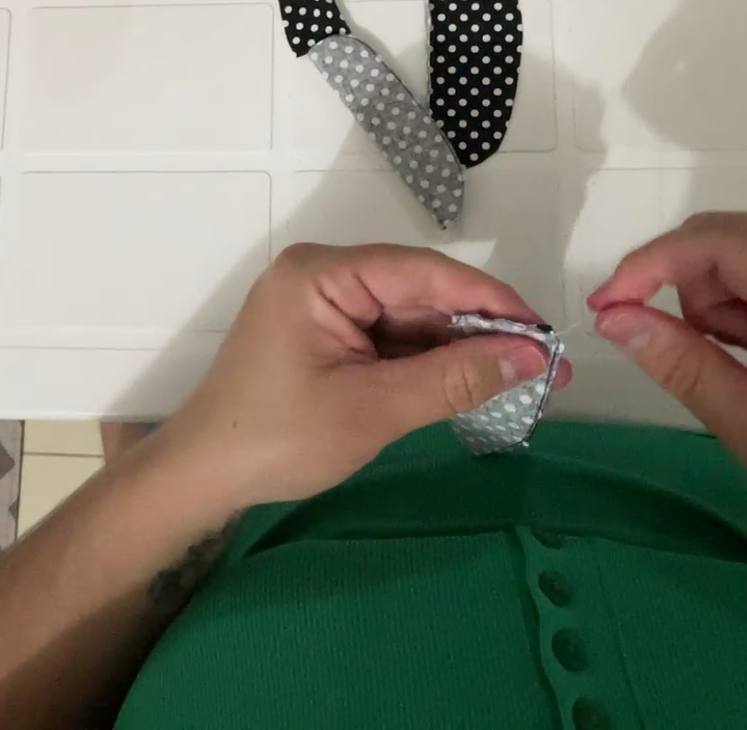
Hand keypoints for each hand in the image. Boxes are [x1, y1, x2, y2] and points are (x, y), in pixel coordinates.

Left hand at [155, 243, 567, 507]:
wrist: (205, 476)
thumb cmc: (279, 439)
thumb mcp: (373, 409)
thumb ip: (453, 378)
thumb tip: (532, 356)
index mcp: (321, 273)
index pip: (422, 271)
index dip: (487, 299)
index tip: (542, 332)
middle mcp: (323, 274)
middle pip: (417, 292)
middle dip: (477, 330)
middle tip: (541, 365)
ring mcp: (323, 303)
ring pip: (408, 316)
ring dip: (457, 348)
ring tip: (518, 378)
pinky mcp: (326, 332)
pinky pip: (388, 336)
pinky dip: (426, 361)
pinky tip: (468, 381)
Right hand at [587, 212, 746, 562]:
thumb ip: (689, 372)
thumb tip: (613, 317)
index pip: (722, 242)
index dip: (650, 264)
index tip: (603, 308)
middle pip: (724, 237)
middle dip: (687, 293)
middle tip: (698, 359)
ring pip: (735, 250)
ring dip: (717, 306)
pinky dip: (741, 307)